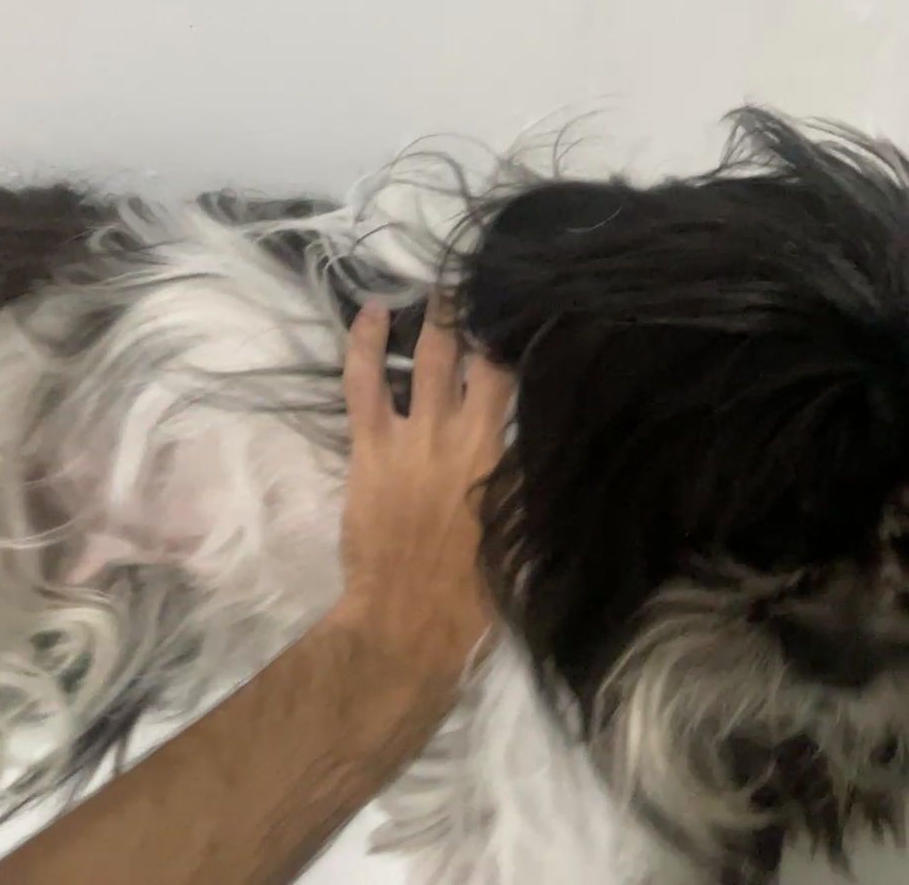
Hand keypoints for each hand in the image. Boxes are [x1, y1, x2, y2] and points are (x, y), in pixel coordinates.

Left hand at [330, 300, 514, 696]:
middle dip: (484, 315)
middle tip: (489, 284)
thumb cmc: (474, 590)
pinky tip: (373, 311)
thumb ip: (529, 478)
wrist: (405, 625)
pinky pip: (366, 382)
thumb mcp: (521, 532)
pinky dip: (367, 343)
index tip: (530, 314)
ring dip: (437, 318)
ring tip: (444, 287)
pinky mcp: (372, 446)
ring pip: (428, 358)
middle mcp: (465, 435)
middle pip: (481, 357)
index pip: (521, 382)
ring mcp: (414, 436)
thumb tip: (542, 432)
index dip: (524, 341)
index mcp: (505, 456)